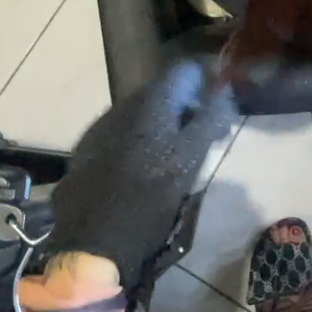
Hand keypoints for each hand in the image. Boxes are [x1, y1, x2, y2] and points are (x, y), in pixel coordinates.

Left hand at [45, 61, 240, 286]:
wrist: (91, 241)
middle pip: (164, 91)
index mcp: (153, 101)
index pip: (187, 69)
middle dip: (187, 105)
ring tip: (175, 153)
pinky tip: (143, 167)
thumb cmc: (149, 199)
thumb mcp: (191, 160)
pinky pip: (122, 132)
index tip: (221, 102)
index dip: (208, 80)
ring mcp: (101, 125)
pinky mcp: (86, 149)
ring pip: (142, 112)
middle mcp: (124, 103)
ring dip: (163, 123)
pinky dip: (139, 139)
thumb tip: (225, 93)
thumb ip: (210, 120)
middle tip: (205, 133)